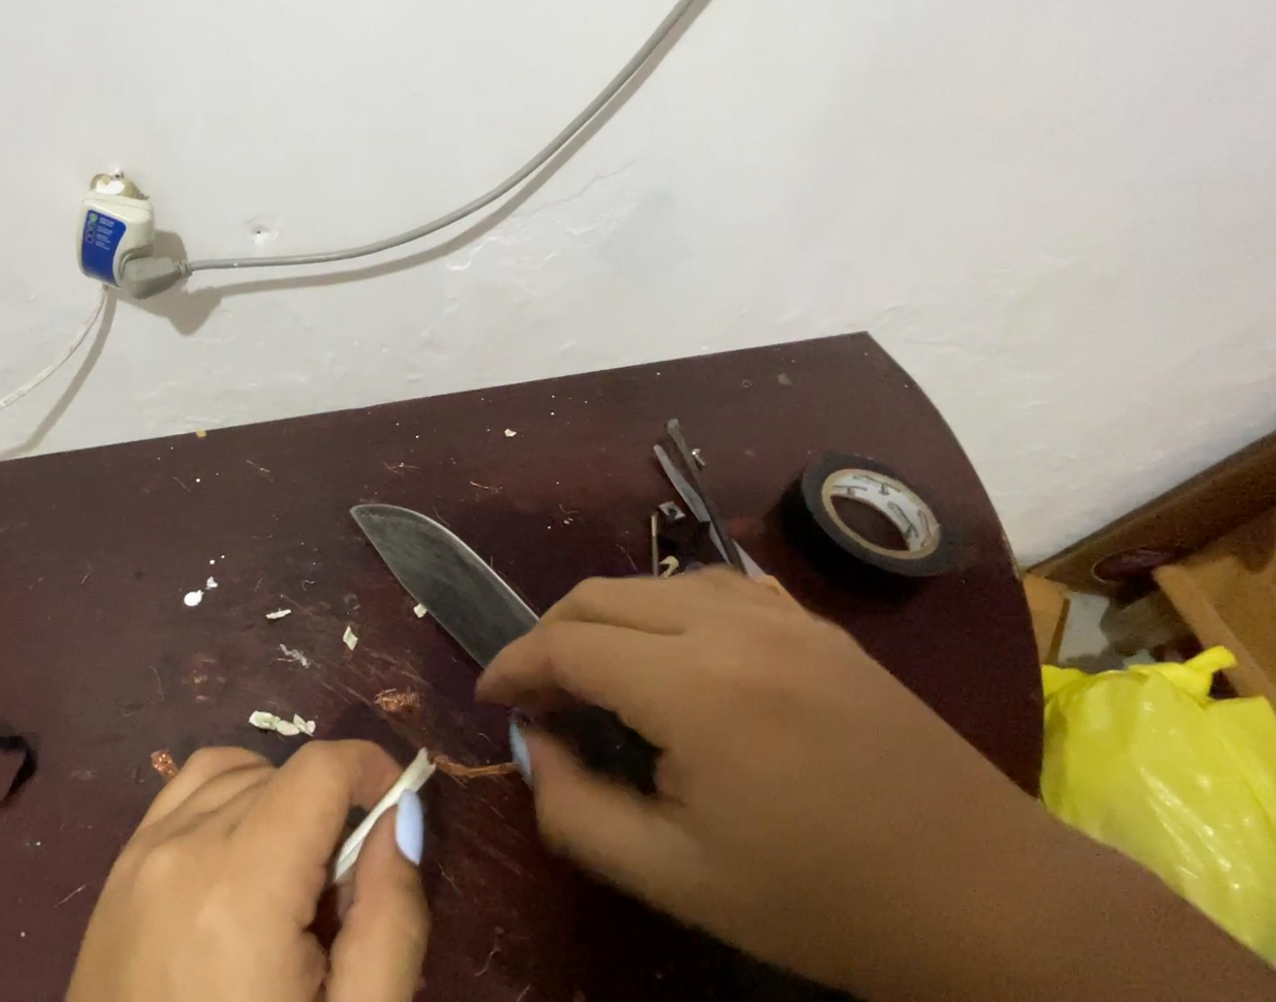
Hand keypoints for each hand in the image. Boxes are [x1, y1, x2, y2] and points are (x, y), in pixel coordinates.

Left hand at [68, 740, 428, 1001]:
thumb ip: (392, 917)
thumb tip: (400, 818)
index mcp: (239, 888)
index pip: (319, 769)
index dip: (373, 772)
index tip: (398, 817)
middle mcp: (180, 849)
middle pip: (282, 775)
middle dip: (333, 810)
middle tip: (346, 899)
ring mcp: (137, 856)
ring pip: (233, 772)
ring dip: (282, 801)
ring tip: (296, 882)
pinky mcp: (116, 873)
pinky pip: (186, 793)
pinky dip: (231, 799)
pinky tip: (244, 865)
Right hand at [476, 571, 1275, 999]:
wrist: (990, 901)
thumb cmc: (820, 900)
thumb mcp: (672, 877)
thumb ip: (574, 809)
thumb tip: (535, 744)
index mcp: (696, 687)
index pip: (566, 644)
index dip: (513, 664)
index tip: (490, 696)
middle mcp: (733, 625)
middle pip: (599, 595)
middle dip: (548, 635)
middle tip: (537, 693)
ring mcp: (782, 615)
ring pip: (651, 581)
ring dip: (603, 616)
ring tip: (593, 672)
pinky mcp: (815, 623)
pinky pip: (711, 585)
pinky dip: (663, 606)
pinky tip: (668, 650)